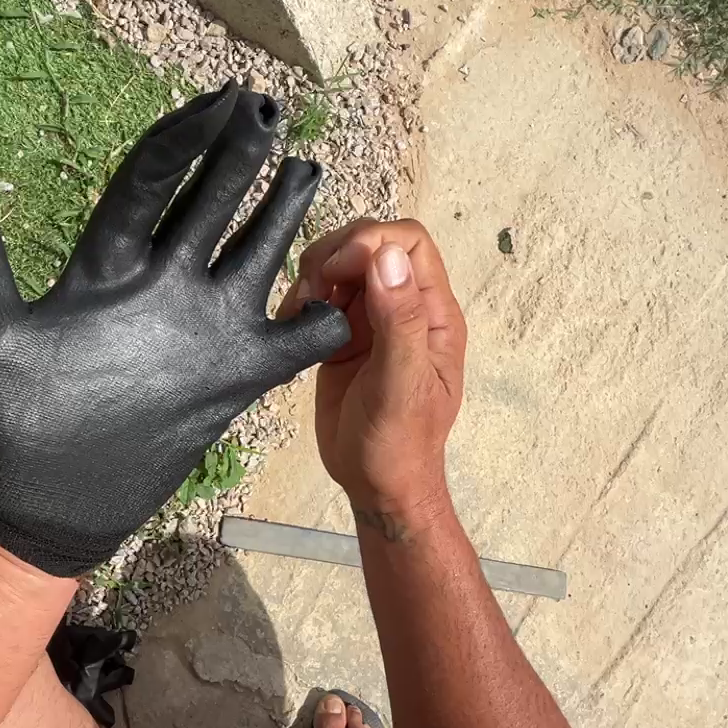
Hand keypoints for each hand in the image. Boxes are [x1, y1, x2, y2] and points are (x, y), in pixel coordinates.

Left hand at [0, 83, 349, 574]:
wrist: (57, 503)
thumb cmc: (17, 425)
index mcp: (109, 269)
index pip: (150, 182)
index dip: (181, 136)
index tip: (215, 96)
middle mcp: (165, 287)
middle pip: (210, 204)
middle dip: (239, 154)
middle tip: (266, 105)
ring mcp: (207, 330)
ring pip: (258, 255)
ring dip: (283, 213)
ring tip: (307, 166)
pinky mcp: (238, 377)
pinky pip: (298, 343)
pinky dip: (324, 321)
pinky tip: (343, 297)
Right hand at [277, 218, 465, 520]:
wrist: (376, 484)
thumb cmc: (398, 443)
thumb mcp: (401, 385)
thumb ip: (399, 321)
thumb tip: (386, 257)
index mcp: (433, 314)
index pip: (409, 243)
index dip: (371, 243)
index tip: (337, 270)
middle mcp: (404, 308)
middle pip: (372, 245)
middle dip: (336, 254)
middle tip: (312, 290)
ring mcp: (372, 320)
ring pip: (343, 266)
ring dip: (315, 274)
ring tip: (301, 308)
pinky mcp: (344, 336)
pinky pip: (323, 296)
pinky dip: (303, 298)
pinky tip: (294, 321)